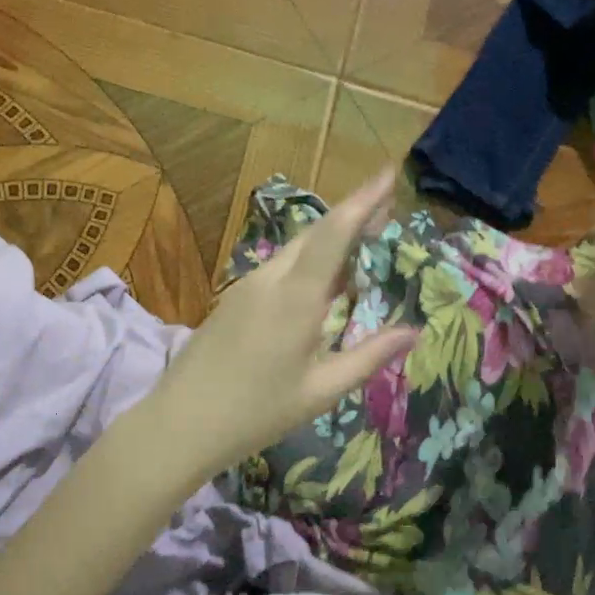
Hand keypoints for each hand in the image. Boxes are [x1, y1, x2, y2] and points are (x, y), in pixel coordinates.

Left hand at [151, 168, 418, 472]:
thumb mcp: (321, 391)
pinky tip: (324, 278)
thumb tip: (413, 331)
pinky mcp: (234, 297)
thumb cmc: (257, 412)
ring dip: (330, 237)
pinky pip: (280, 266)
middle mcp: (270, 278)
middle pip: (315, 233)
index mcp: (295, 297)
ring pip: (295, 248)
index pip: (334, 234)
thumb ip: (368, 357)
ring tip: (365, 238)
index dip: (363, 200)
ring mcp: (247, 285)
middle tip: (388, 207)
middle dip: (352, 214)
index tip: (388, 173)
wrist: (180, 422)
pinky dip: (309, 259)